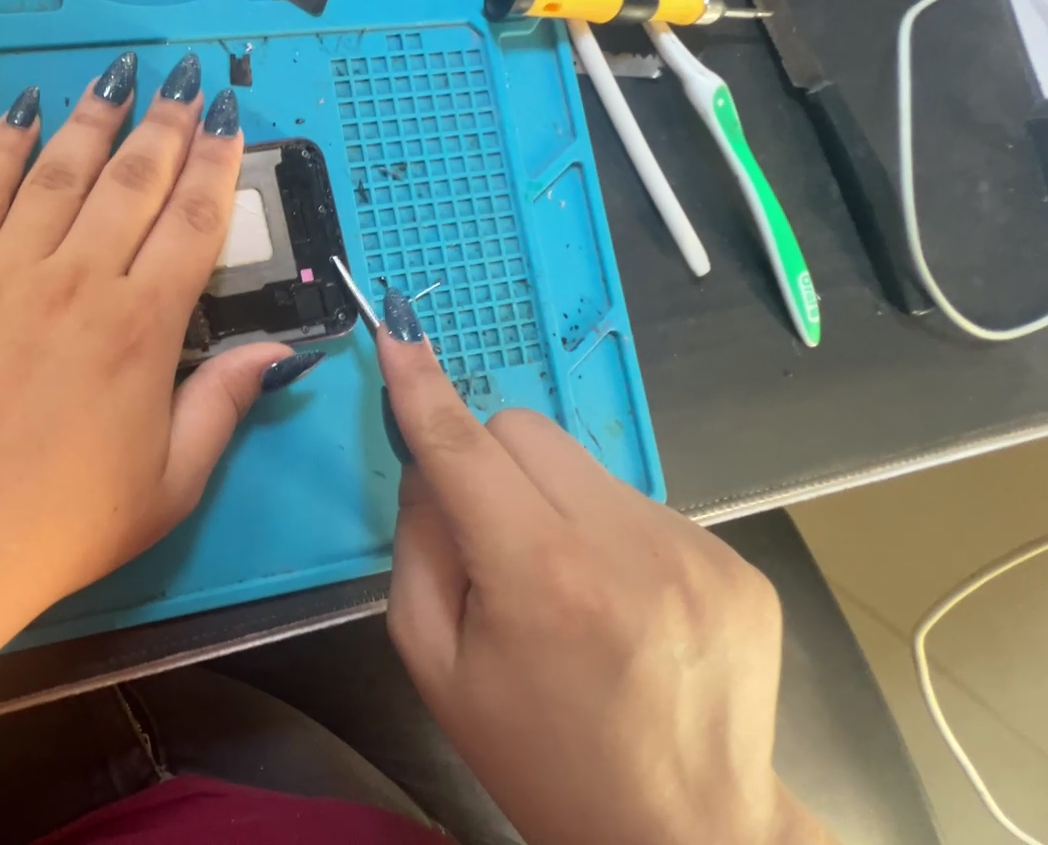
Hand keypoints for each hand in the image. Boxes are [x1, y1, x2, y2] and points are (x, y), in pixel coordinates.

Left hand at [0, 52, 303, 606]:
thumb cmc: (61, 522)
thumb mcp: (168, 486)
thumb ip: (223, 408)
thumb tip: (280, 352)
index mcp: (142, 330)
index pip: (194, 224)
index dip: (219, 165)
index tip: (232, 120)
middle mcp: (78, 281)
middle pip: (134, 182)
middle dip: (167, 125)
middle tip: (187, 81)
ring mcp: (4, 270)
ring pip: (60, 172)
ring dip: (95, 118)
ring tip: (119, 74)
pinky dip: (3, 144)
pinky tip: (25, 110)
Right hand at [376, 296, 831, 844]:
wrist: (684, 833)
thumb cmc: (530, 751)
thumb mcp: (431, 656)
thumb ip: (418, 544)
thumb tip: (432, 468)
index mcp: (540, 579)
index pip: (463, 451)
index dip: (422, 389)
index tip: (398, 336)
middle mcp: (626, 547)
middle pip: (524, 429)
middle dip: (485, 456)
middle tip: (483, 530)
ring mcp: (694, 549)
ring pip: (577, 460)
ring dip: (544, 493)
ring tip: (558, 578)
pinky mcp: (733, 560)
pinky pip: (630, 498)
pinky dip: (596, 524)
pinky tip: (611, 595)